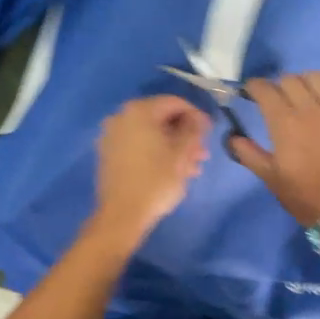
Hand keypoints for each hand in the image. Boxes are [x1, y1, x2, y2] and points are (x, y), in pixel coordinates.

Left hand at [89, 94, 211, 246]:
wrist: (122, 215)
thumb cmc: (156, 181)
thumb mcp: (182, 154)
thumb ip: (193, 130)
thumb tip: (197, 119)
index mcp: (138, 111)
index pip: (174, 103)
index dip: (196, 116)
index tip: (210, 132)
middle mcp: (121, 117)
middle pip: (161, 119)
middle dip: (185, 136)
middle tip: (202, 154)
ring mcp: (111, 136)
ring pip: (150, 135)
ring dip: (173, 148)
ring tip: (192, 168)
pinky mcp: (108, 155)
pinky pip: (138, 146)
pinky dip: (156, 153)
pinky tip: (172, 171)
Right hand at [228, 68, 319, 226]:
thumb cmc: (302, 195)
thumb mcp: (269, 177)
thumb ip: (249, 154)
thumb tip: (232, 137)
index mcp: (283, 123)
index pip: (264, 90)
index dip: (254, 87)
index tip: (251, 93)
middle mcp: (308, 108)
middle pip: (289, 80)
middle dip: (278, 86)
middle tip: (277, 100)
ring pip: (316, 77)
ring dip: (305, 82)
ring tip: (304, 95)